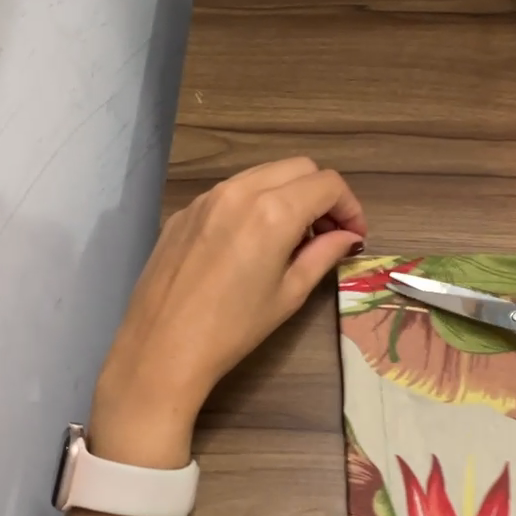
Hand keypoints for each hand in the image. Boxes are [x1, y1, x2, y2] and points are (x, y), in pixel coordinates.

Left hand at [90, 158, 366, 468]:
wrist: (162, 347)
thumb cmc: (233, 329)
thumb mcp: (288, 294)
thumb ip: (323, 255)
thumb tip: (347, 236)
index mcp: (273, 212)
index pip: (328, 185)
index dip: (350, 207)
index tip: (354, 236)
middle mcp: (240, 191)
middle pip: (298, 168)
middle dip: (321, 195)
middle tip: (328, 234)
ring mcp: (207, 197)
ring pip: (262, 174)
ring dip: (288, 194)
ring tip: (292, 238)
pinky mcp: (184, 211)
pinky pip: (231, 192)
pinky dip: (254, 203)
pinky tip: (251, 243)